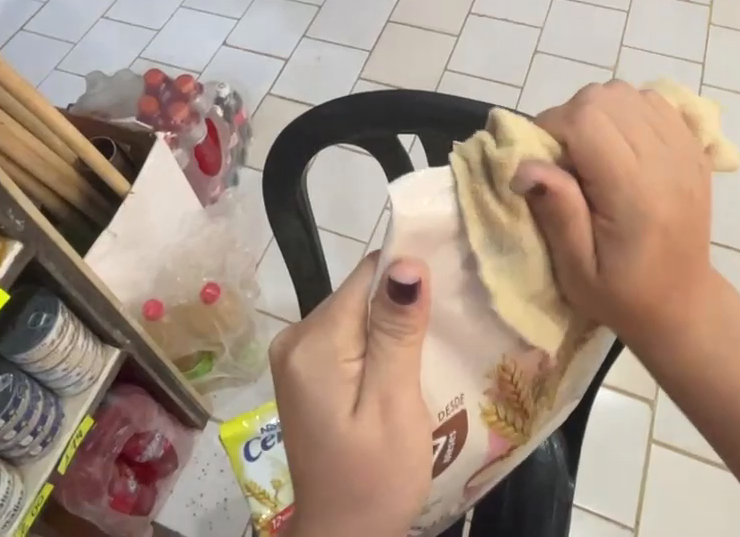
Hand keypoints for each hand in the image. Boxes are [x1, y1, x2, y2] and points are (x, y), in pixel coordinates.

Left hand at [269, 252, 432, 536]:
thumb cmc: (375, 479)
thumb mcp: (393, 405)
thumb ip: (396, 332)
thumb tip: (405, 260)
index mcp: (314, 341)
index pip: (367, 275)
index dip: (408, 279)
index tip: (445, 297)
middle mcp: (295, 335)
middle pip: (361, 292)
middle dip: (401, 308)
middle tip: (441, 337)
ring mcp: (296, 353)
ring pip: (357, 312)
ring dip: (391, 328)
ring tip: (426, 355)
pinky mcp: (306, 370)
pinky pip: (349, 335)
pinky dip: (377, 346)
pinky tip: (400, 370)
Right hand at [518, 81, 717, 350]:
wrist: (683, 305)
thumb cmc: (622, 294)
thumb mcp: (577, 270)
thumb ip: (556, 211)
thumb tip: (524, 165)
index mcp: (636, 192)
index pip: (587, 120)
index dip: (552, 128)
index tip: (542, 160)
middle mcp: (666, 161)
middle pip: (605, 98)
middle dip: (571, 117)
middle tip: (564, 158)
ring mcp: (685, 149)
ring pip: (627, 93)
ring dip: (598, 111)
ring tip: (591, 150)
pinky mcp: (693, 147)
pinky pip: (652, 102)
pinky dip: (626, 111)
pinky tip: (619, 144)